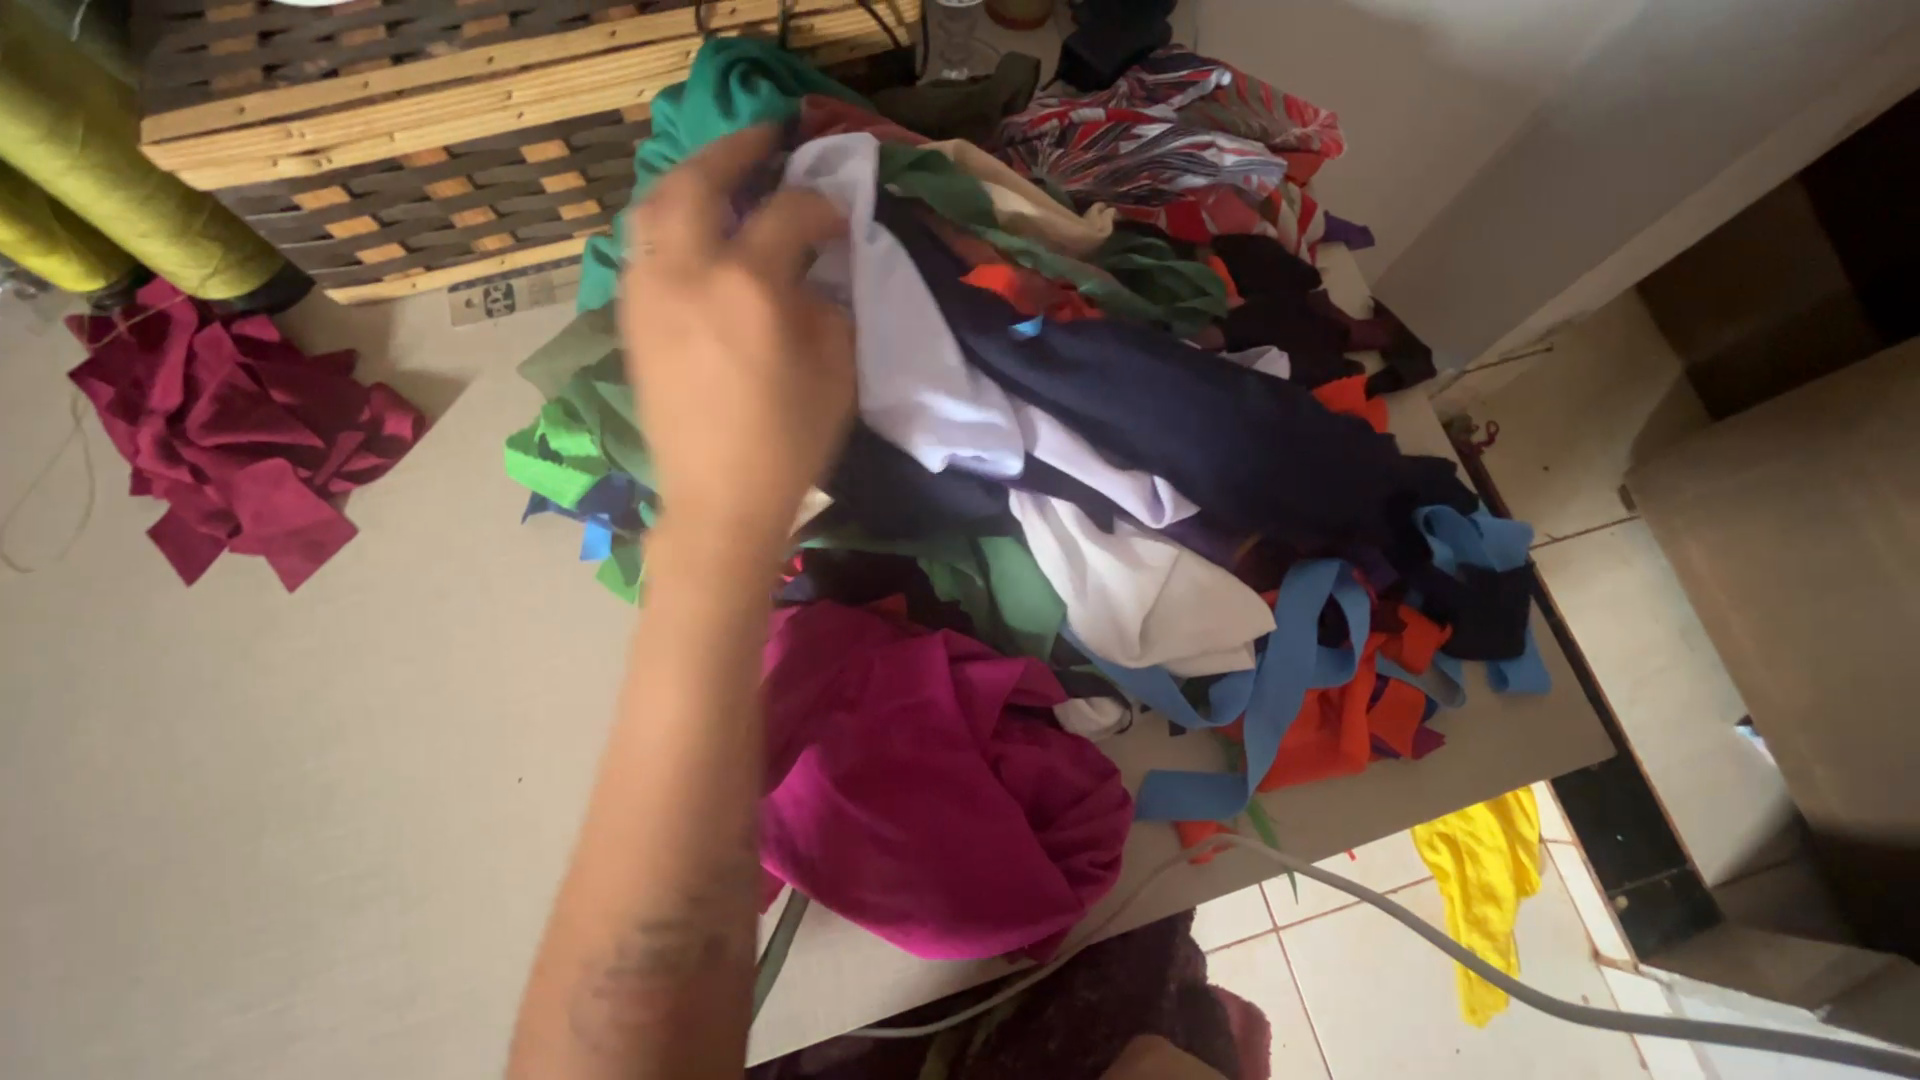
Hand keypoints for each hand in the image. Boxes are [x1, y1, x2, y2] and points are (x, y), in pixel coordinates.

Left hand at [619, 124, 855, 554]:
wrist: (719, 501)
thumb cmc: (789, 444)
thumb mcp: (837, 372)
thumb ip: (829, 304)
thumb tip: (816, 273)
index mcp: (749, 286)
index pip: (788, 212)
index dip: (820, 205)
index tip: (839, 218)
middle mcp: (687, 273)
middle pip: (697, 181)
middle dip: (734, 152)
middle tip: (765, 144)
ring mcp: (649, 294)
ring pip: (652, 206)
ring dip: (689, 180)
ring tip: (720, 180)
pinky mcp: (632, 319)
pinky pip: (641, 247)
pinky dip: (667, 222)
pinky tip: (693, 235)